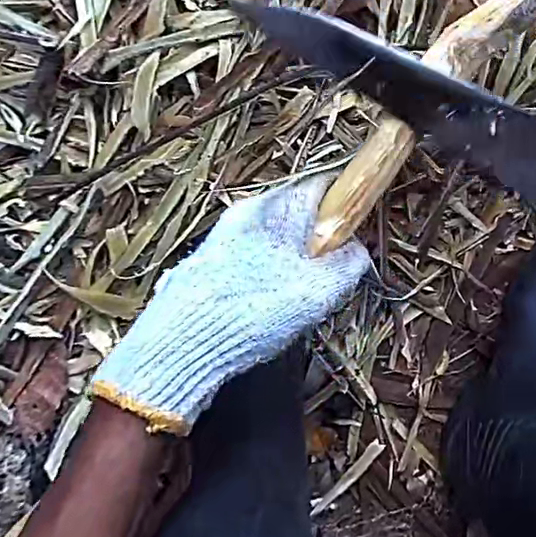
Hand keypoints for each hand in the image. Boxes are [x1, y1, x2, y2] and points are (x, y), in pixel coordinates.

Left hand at [89, 176, 369, 433]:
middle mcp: (244, 212)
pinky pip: (250, 261)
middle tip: (329, 277)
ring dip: (292, 263)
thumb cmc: (251, 313)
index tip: (357, 233)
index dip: (346, 207)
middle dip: (319, 240)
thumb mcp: (316, 292)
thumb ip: (348, 264)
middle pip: (298, 213)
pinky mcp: (205, 266)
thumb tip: (358, 249)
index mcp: (272, 206)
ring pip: (273, 239)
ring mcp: (221, 238)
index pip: (322, 186)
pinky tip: (264, 311)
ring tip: (296, 301)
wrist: (177, 350)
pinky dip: (266, 278)